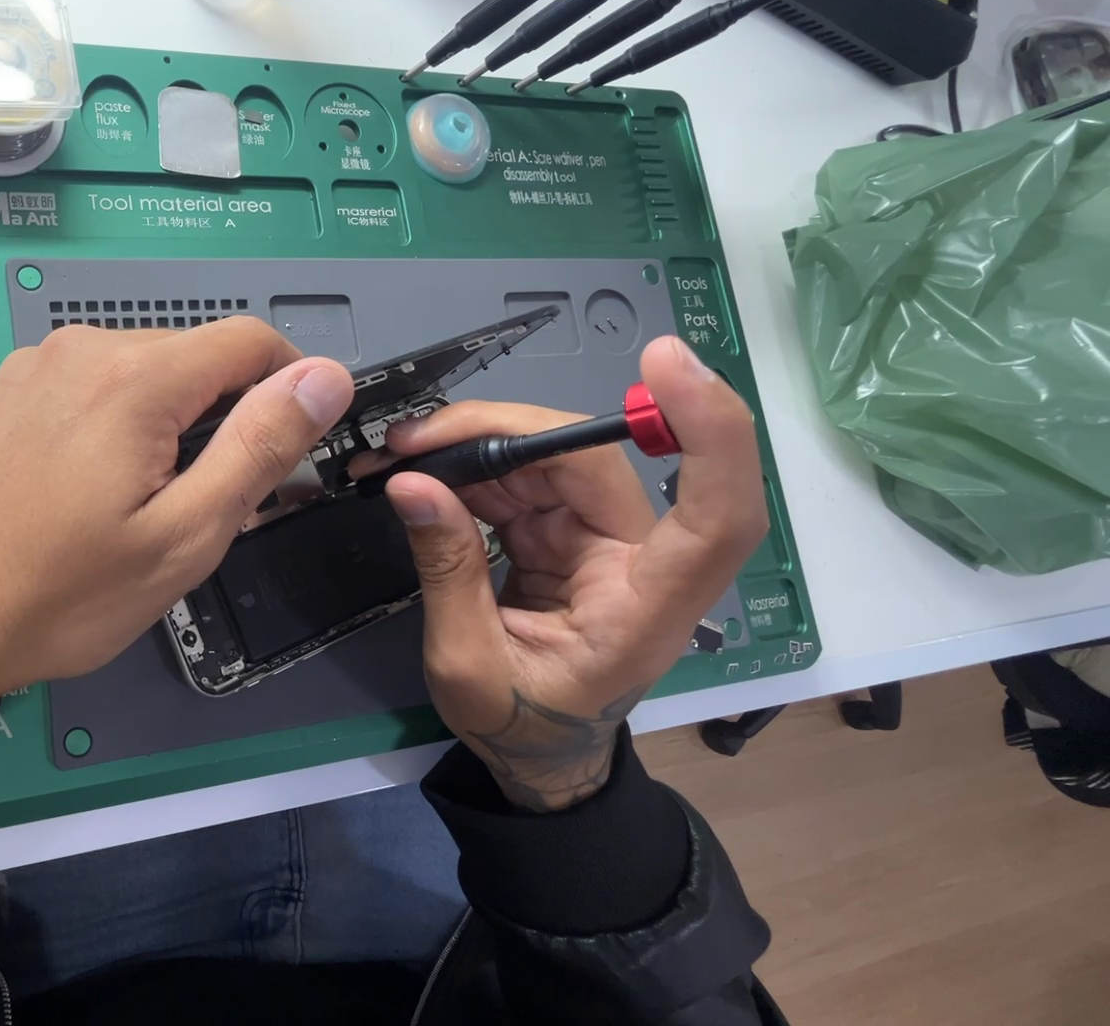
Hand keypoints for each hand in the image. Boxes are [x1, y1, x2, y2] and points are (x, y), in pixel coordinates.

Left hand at [0, 319, 352, 706]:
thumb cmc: (62, 595)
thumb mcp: (184, 535)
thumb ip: (259, 447)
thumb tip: (323, 378)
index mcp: (134, 377)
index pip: (250, 340)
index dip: (291, 384)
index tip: (290, 444)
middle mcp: (82, 350)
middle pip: (195, 357)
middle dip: (226, 415)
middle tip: (212, 502)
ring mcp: (37, 366)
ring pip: (145, 372)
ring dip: (172, 423)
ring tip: (149, 505)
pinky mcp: (11, 391)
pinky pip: (94, 387)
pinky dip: (122, 423)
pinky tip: (97, 489)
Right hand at [351, 336, 765, 810]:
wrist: (531, 748)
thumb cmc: (520, 724)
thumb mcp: (469, 663)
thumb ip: (447, 573)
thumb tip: (411, 484)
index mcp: (644, 605)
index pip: (714, 514)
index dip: (707, 433)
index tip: (665, 363)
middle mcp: (633, 557)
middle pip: (590, 462)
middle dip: (498, 433)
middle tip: (408, 439)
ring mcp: (596, 540)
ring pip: (548, 460)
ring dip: (469, 447)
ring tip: (396, 457)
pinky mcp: (560, 533)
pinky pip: (518, 480)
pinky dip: (465, 470)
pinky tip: (418, 472)